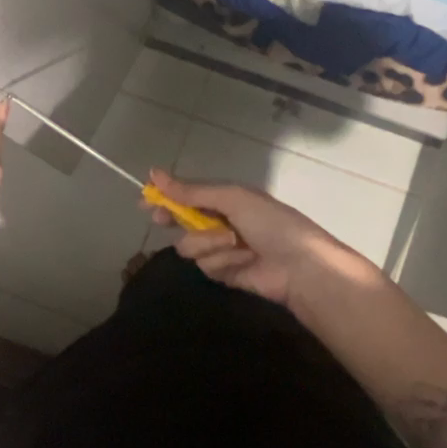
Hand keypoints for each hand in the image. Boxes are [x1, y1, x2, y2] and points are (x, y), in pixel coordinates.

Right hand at [146, 168, 382, 304]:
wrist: (301, 268)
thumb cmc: (271, 224)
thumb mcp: (233, 198)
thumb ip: (193, 191)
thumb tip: (154, 173)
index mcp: (227, 200)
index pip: (187, 196)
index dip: (165, 198)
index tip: (145, 201)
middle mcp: (221, 223)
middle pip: (182, 222)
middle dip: (175, 221)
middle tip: (163, 220)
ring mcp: (222, 250)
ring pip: (190, 246)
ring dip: (209, 244)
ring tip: (235, 245)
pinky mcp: (224, 274)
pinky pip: (205, 266)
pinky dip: (223, 263)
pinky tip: (243, 263)